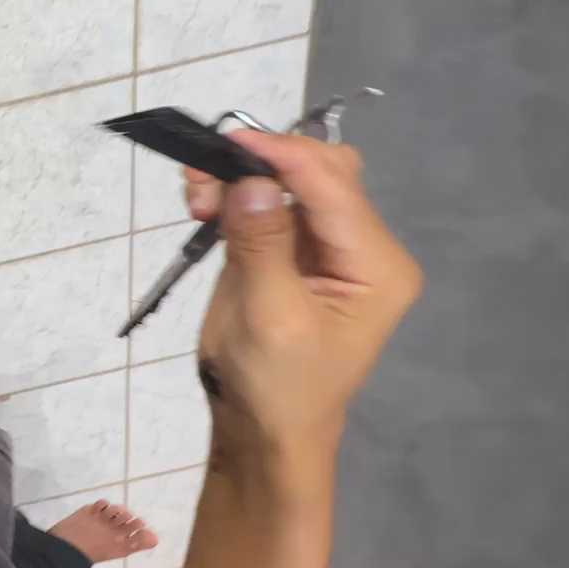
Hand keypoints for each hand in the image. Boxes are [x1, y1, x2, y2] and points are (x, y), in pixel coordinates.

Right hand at [180, 132, 422, 466]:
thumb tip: (252, 184)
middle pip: (322, 174)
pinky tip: (202, 205)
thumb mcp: (269, 318)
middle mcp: (357, 248)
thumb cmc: (276, 383)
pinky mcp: (283, 256)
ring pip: (289, 185)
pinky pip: (265, 208)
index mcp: (375, 265)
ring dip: (241, 177)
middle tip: (200, 176)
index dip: (282, 156)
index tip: (224, 140)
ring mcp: (319, 250)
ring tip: (193, 197)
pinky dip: (232, 196)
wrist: (263, 426)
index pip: (333, 188)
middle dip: (262, 161)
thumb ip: (262, 247)